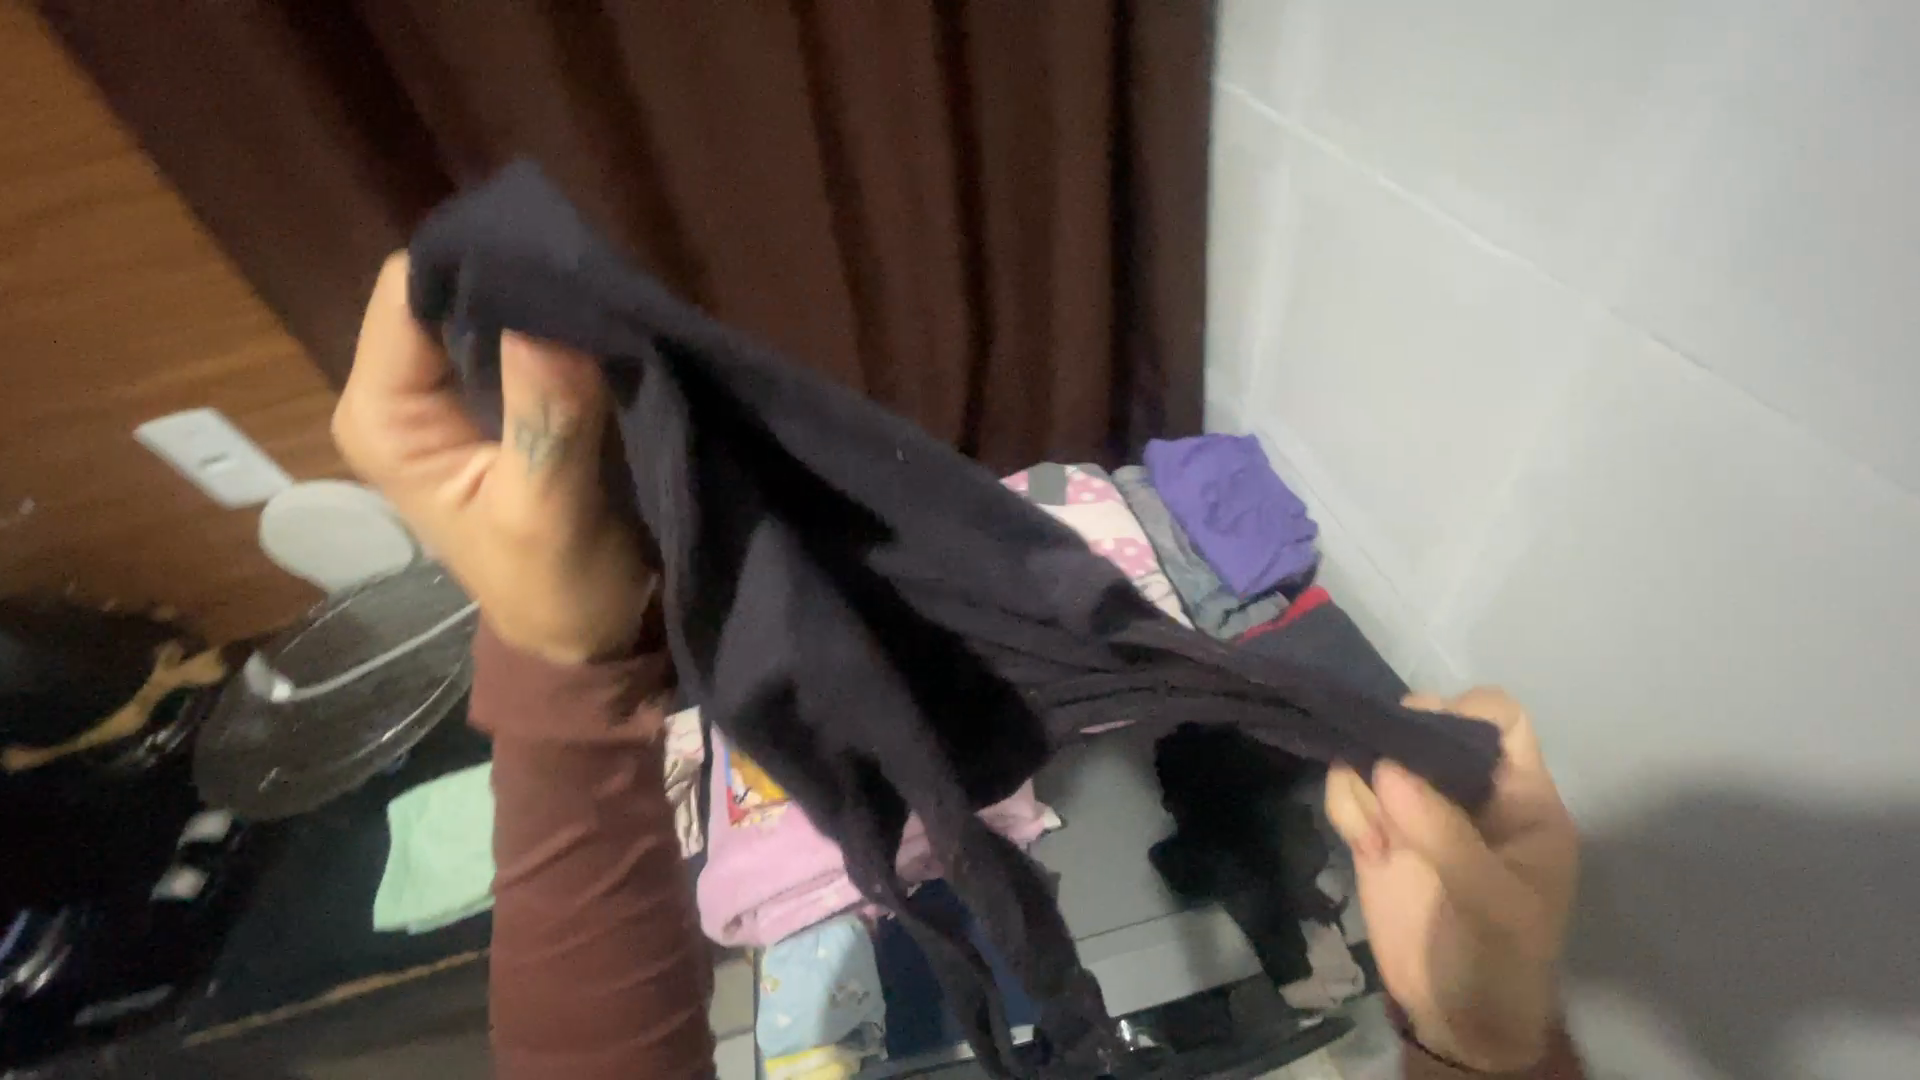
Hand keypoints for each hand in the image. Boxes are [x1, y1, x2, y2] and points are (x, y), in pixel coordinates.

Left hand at [332, 253, 652, 664]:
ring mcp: (464, 398)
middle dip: (528, 290)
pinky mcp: (513, 406)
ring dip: (559, 315)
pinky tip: (616, 343)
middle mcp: (413, 393)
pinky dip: (578, 339)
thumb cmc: (555, 588)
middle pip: (456, 295)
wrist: (587, 632)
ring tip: (617, 319)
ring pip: (504, 315)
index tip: (568, 280)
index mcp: (387, 417)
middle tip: (604, 299)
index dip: (485, 273)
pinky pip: (540, 344)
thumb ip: (545, 419)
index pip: (411, 294)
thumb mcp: (548, 514)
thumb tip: (551, 316)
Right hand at [1325, 687, 1578, 1072]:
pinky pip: (1346, 785)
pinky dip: (1346, 809)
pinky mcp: (1375, 824)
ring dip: (1363, 786)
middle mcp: (1465, 790)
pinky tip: (1366, 848)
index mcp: (1518, 798)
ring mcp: (1416, 805)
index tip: (1422, 741)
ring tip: (1379, 838)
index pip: (1499, 719)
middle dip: (1393, 745)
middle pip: (1422, 722)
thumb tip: (1385, 766)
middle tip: (1386, 786)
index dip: (1462, 713)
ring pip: (1374, 750)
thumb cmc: (1497, 960)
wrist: (1454, 1017)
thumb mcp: (1491, 904)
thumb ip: (1445, 833)